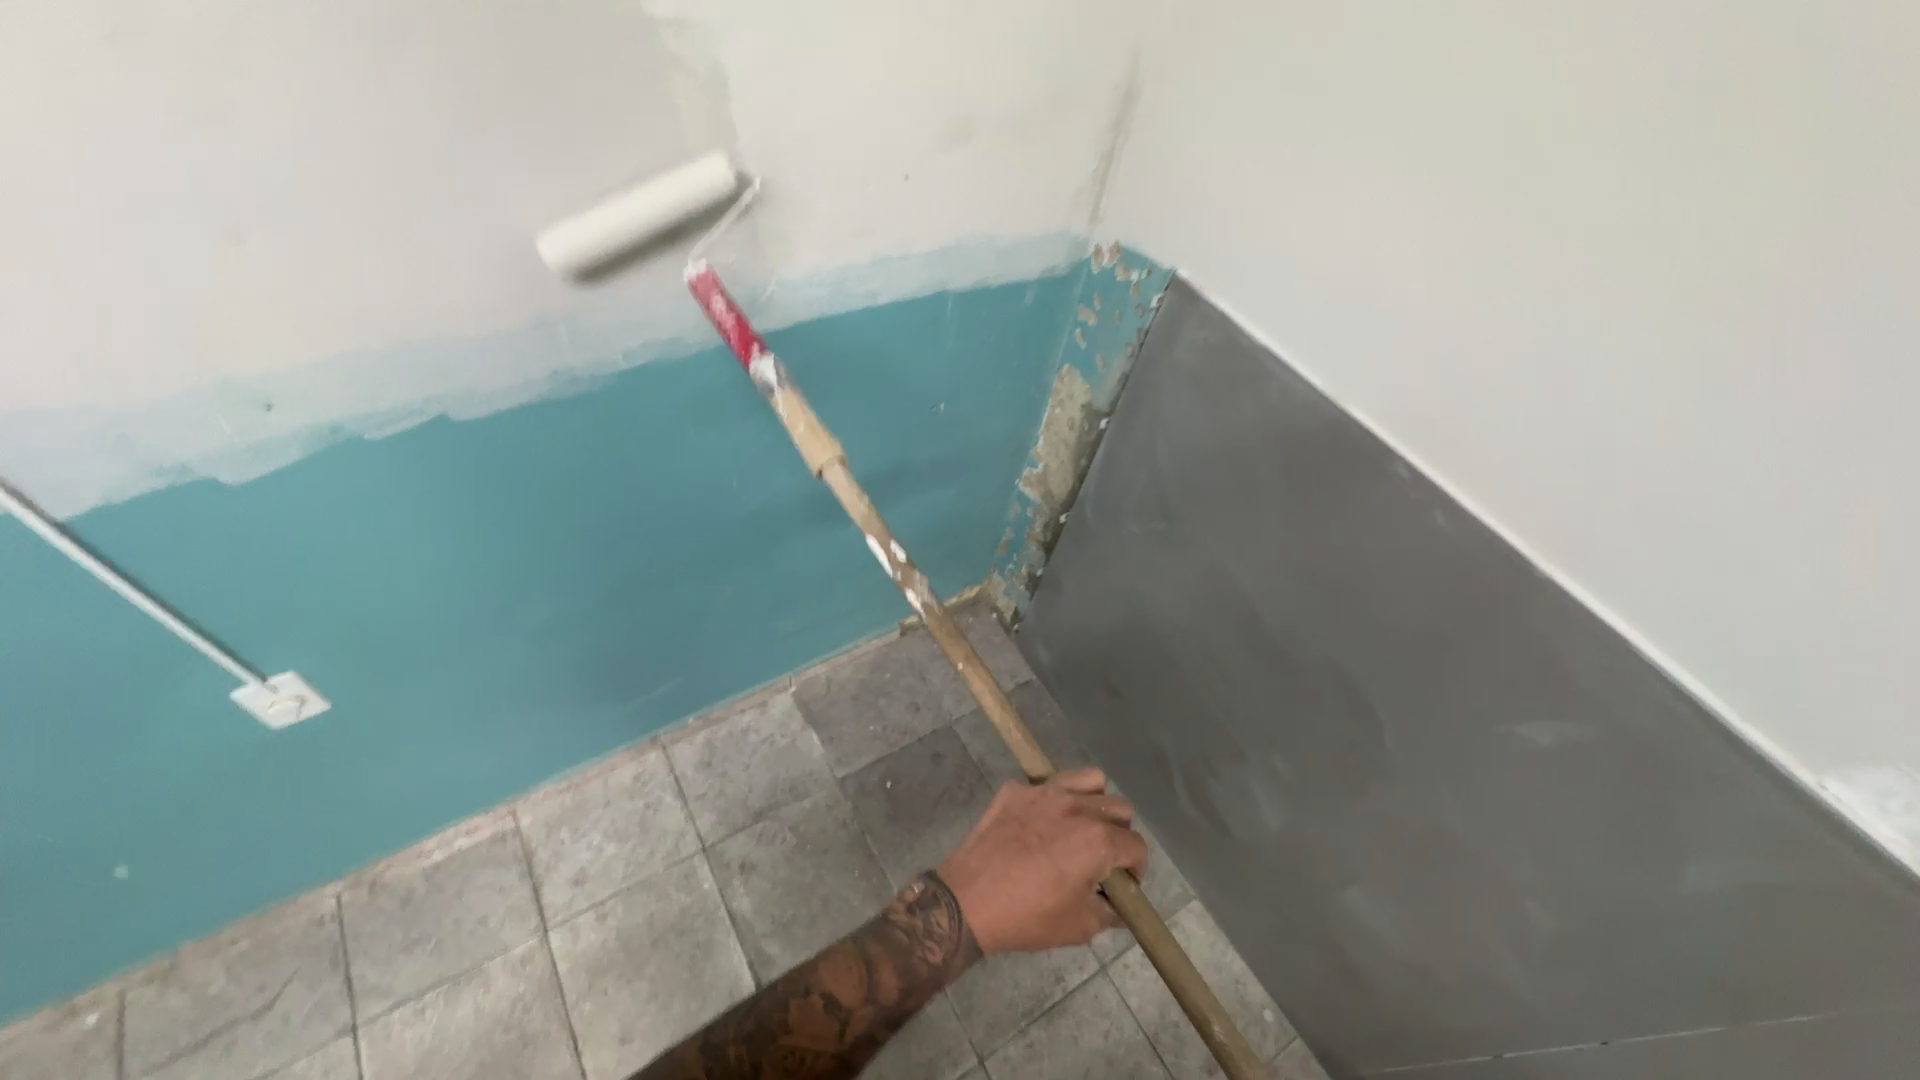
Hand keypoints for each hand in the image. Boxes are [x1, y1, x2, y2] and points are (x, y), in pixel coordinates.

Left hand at [936, 767, 1148, 953]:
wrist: (968, 901)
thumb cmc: (1027, 917)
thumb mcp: (1080, 926)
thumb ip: (1110, 912)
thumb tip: (1120, 906)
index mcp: (1098, 840)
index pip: (1137, 846)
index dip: (1136, 869)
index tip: (1123, 884)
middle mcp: (1077, 807)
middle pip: (1120, 808)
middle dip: (1119, 834)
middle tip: (1102, 858)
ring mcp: (1045, 792)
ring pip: (1090, 780)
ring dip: (1094, 803)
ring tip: (1080, 828)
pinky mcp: (1016, 789)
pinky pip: (1048, 783)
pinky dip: (1052, 799)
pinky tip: (1040, 824)